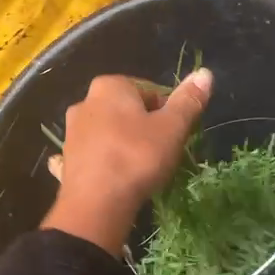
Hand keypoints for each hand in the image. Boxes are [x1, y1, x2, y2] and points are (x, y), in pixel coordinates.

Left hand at [40, 68, 212, 257]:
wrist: (97, 202)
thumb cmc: (138, 158)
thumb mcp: (172, 129)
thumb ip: (188, 102)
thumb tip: (205, 73)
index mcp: (111, 86)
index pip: (150, 91)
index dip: (169, 113)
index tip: (177, 135)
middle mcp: (86, 100)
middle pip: (128, 111)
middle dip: (146, 127)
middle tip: (164, 153)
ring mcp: (73, 130)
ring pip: (111, 131)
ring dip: (127, 144)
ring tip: (144, 169)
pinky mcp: (69, 157)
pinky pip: (97, 153)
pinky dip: (110, 161)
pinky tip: (120, 178)